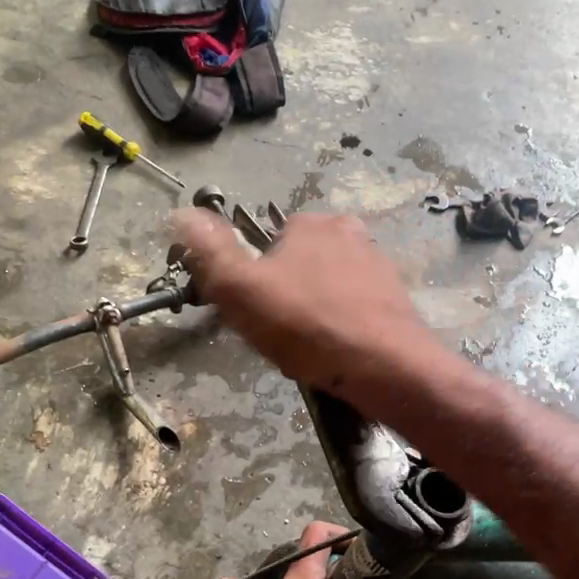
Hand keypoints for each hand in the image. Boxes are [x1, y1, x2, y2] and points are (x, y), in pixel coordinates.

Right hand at [170, 209, 442, 394]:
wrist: (384, 365)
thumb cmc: (307, 325)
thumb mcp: (241, 291)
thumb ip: (210, 252)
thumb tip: (181, 213)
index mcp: (310, 223)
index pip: (269, 243)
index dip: (256, 279)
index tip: (256, 311)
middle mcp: (349, 232)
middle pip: (301, 264)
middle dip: (288, 296)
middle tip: (282, 334)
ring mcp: (378, 264)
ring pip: (329, 287)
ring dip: (316, 312)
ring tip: (311, 349)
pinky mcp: (397, 297)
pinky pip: (355, 308)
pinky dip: (343, 326)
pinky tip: (339, 353)